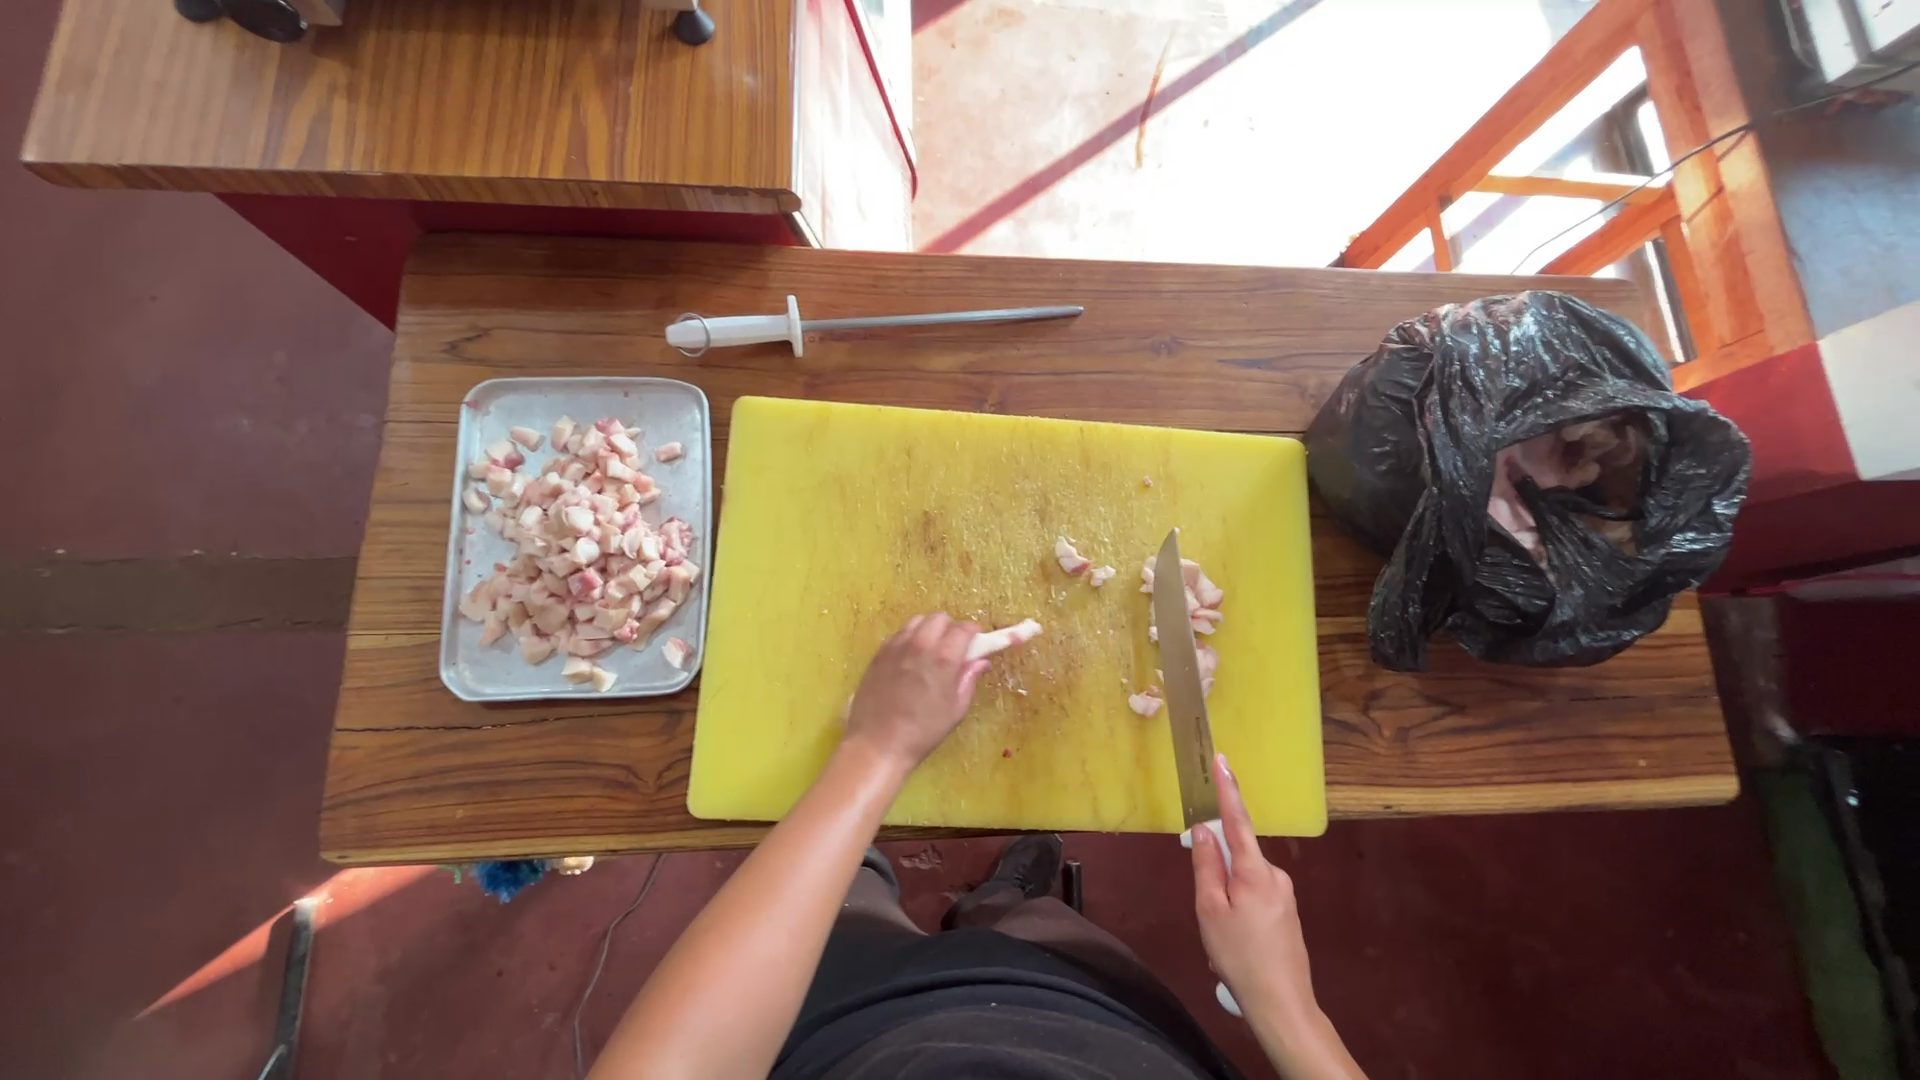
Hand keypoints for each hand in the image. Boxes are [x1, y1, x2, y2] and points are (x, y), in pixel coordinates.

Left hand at [844, 614, 989, 774]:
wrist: (877, 744)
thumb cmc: (922, 732)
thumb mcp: (955, 710)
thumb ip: (969, 680)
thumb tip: (981, 662)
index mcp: (943, 659)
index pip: (963, 629)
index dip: (973, 632)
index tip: (977, 640)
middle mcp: (920, 645)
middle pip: (939, 618)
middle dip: (951, 627)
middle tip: (954, 646)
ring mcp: (896, 647)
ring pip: (917, 621)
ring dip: (929, 629)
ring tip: (931, 649)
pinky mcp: (879, 653)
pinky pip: (899, 634)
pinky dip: (910, 638)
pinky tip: (910, 657)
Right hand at [1190, 753, 1316, 1020]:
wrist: (1282, 1004)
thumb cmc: (1239, 955)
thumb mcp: (1209, 909)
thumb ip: (1205, 865)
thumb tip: (1203, 829)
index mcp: (1254, 870)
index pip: (1237, 819)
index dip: (1228, 789)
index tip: (1222, 760)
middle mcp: (1274, 874)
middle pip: (1236, 854)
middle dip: (1214, 874)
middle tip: (1208, 915)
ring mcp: (1283, 894)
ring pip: (1241, 880)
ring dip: (1224, 899)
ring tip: (1220, 941)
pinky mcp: (1286, 911)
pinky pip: (1252, 897)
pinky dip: (1236, 911)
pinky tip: (1234, 944)